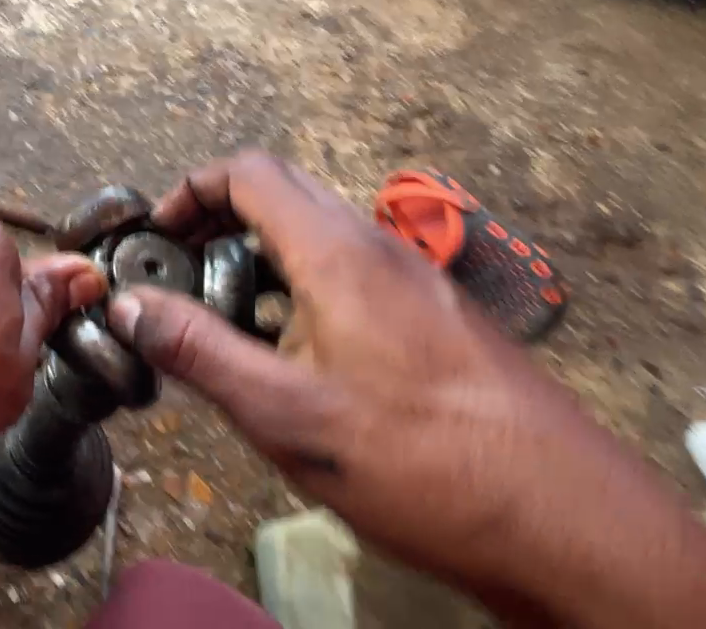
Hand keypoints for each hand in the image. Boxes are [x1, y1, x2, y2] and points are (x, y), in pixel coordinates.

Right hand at [108, 152, 705, 626]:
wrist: (579, 532)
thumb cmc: (419, 462)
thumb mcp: (284, 413)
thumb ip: (196, 349)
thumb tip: (126, 305)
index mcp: (337, 253)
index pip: (247, 173)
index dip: (190, 190)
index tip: (159, 239)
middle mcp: (377, 248)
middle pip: (281, 192)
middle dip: (217, 218)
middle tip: (182, 273)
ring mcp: (415, 282)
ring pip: (316, 232)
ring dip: (257, 254)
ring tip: (228, 320)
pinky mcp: (436, 319)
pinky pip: (349, 271)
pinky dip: (298, 285)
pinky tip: (294, 357)